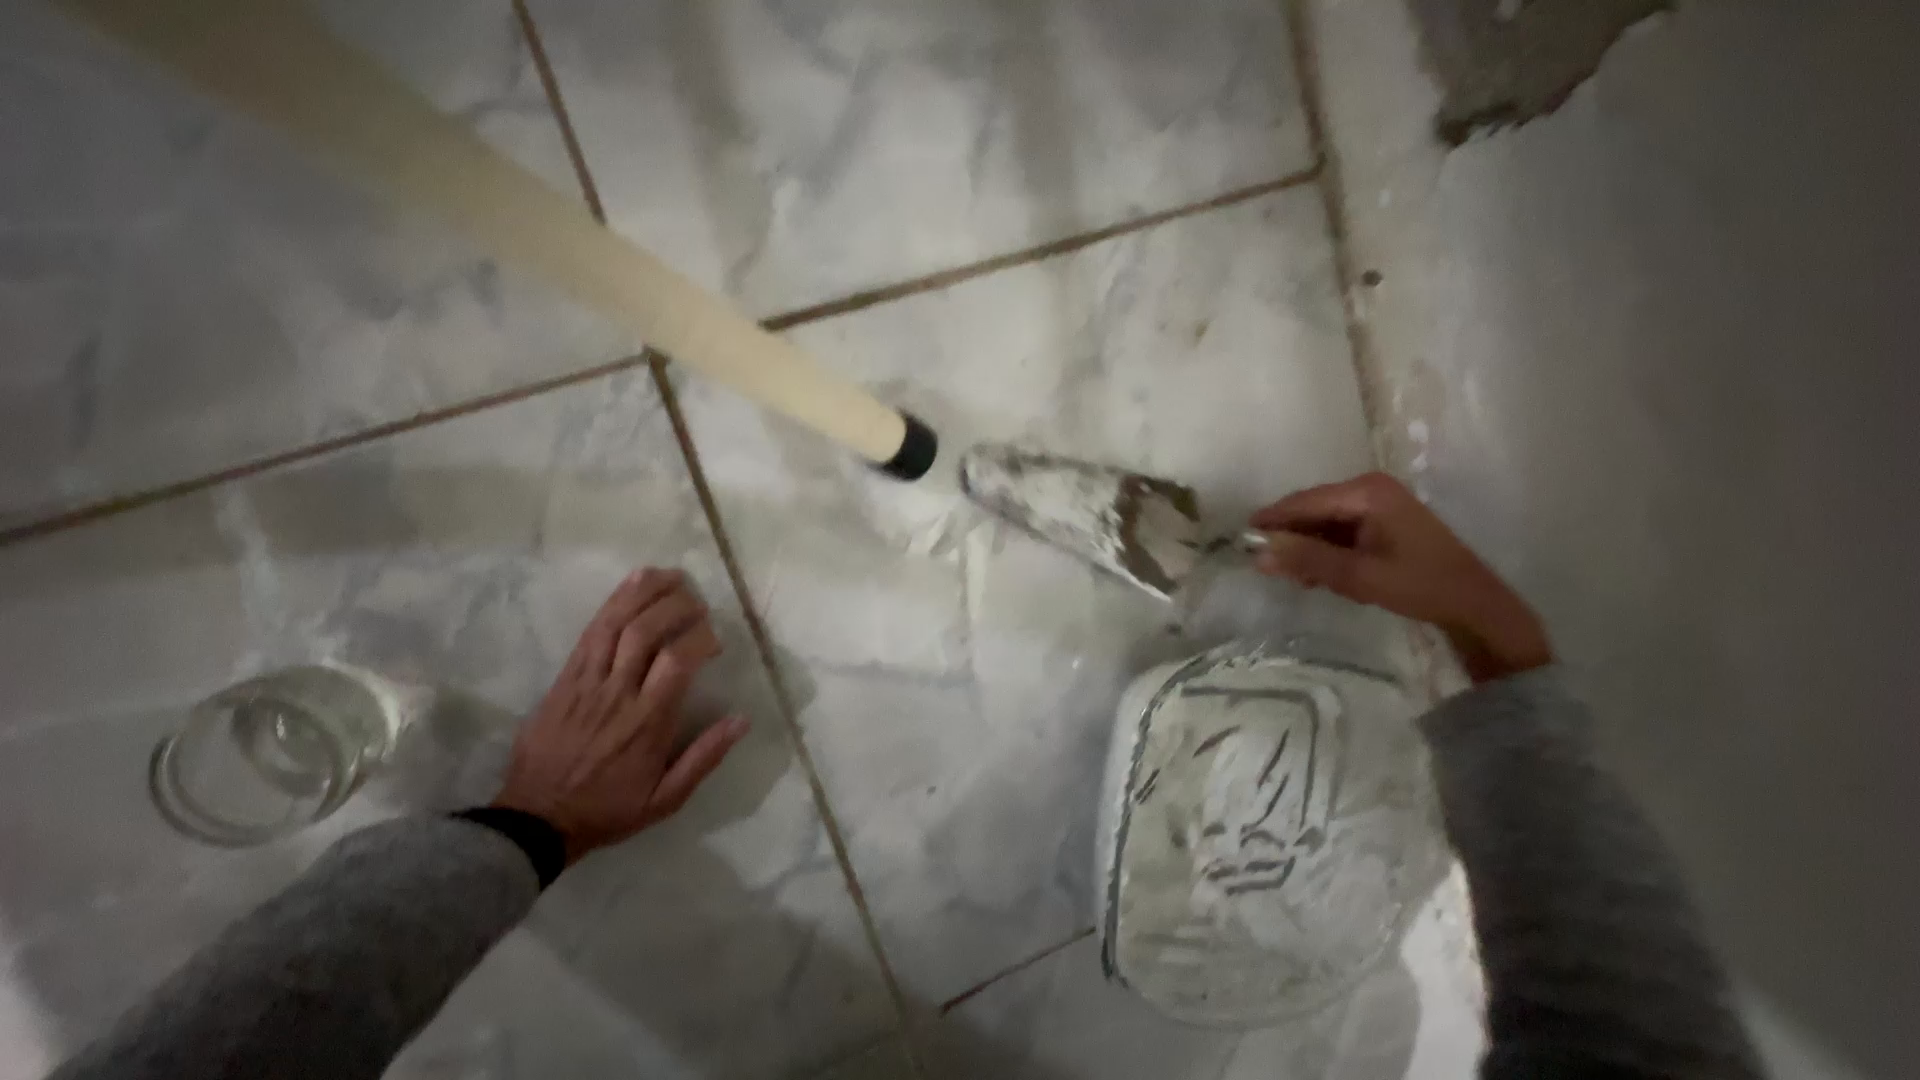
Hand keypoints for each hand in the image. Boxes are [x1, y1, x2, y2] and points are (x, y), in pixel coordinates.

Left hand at [492, 568, 748, 862]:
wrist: (536, 819)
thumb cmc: (609, 809)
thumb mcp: (666, 799)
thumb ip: (704, 758)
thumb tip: (742, 720)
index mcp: (647, 722)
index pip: (678, 661)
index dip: (701, 638)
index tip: (717, 640)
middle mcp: (618, 694)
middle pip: (646, 632)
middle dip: (676, 605)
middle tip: (698, 600)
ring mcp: (587, 682)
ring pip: (615, 624)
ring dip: (644, 593)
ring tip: (670, 575)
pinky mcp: (565, 679)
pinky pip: (589, 633)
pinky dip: (613, 604)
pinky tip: (632, 583)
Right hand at [1249, 473, 1551, 682]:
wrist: (1475, 605)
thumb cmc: (1419, 585)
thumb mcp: (1358, 575)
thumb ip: (1307, 560)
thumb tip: (1257, 553)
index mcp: (1367, 492)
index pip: (1305, 501)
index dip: (1272, 520)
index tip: (1242, 540)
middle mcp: (1370, 489)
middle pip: (1313, 510)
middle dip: (1291, 538)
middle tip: (1267, 566)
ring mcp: (1378, 506)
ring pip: (1324, 524)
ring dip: (1307, 549)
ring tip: (1294, 577)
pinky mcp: (1382, 524)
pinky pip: (1340, 533)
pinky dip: (1325, 553)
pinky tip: (1316, 576)